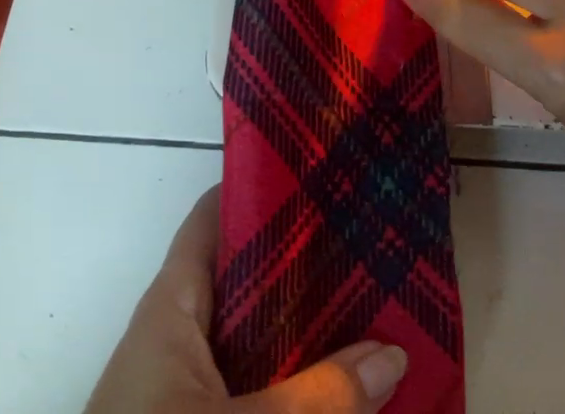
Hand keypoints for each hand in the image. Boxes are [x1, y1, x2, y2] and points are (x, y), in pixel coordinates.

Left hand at [84, 186, 409, 413]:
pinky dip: (293, 378)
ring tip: (375, 305)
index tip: (323, 174)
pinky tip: (340, 386)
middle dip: (305, 263)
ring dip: (306, 326)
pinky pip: (253, 383)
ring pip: (255, 335)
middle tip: (372, 245)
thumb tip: (393, 354)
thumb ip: (318, 397)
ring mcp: (185, 384)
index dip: (262, 189)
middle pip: (245, 277)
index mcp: (170, 308)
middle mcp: (177, 335)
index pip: (213, 219)